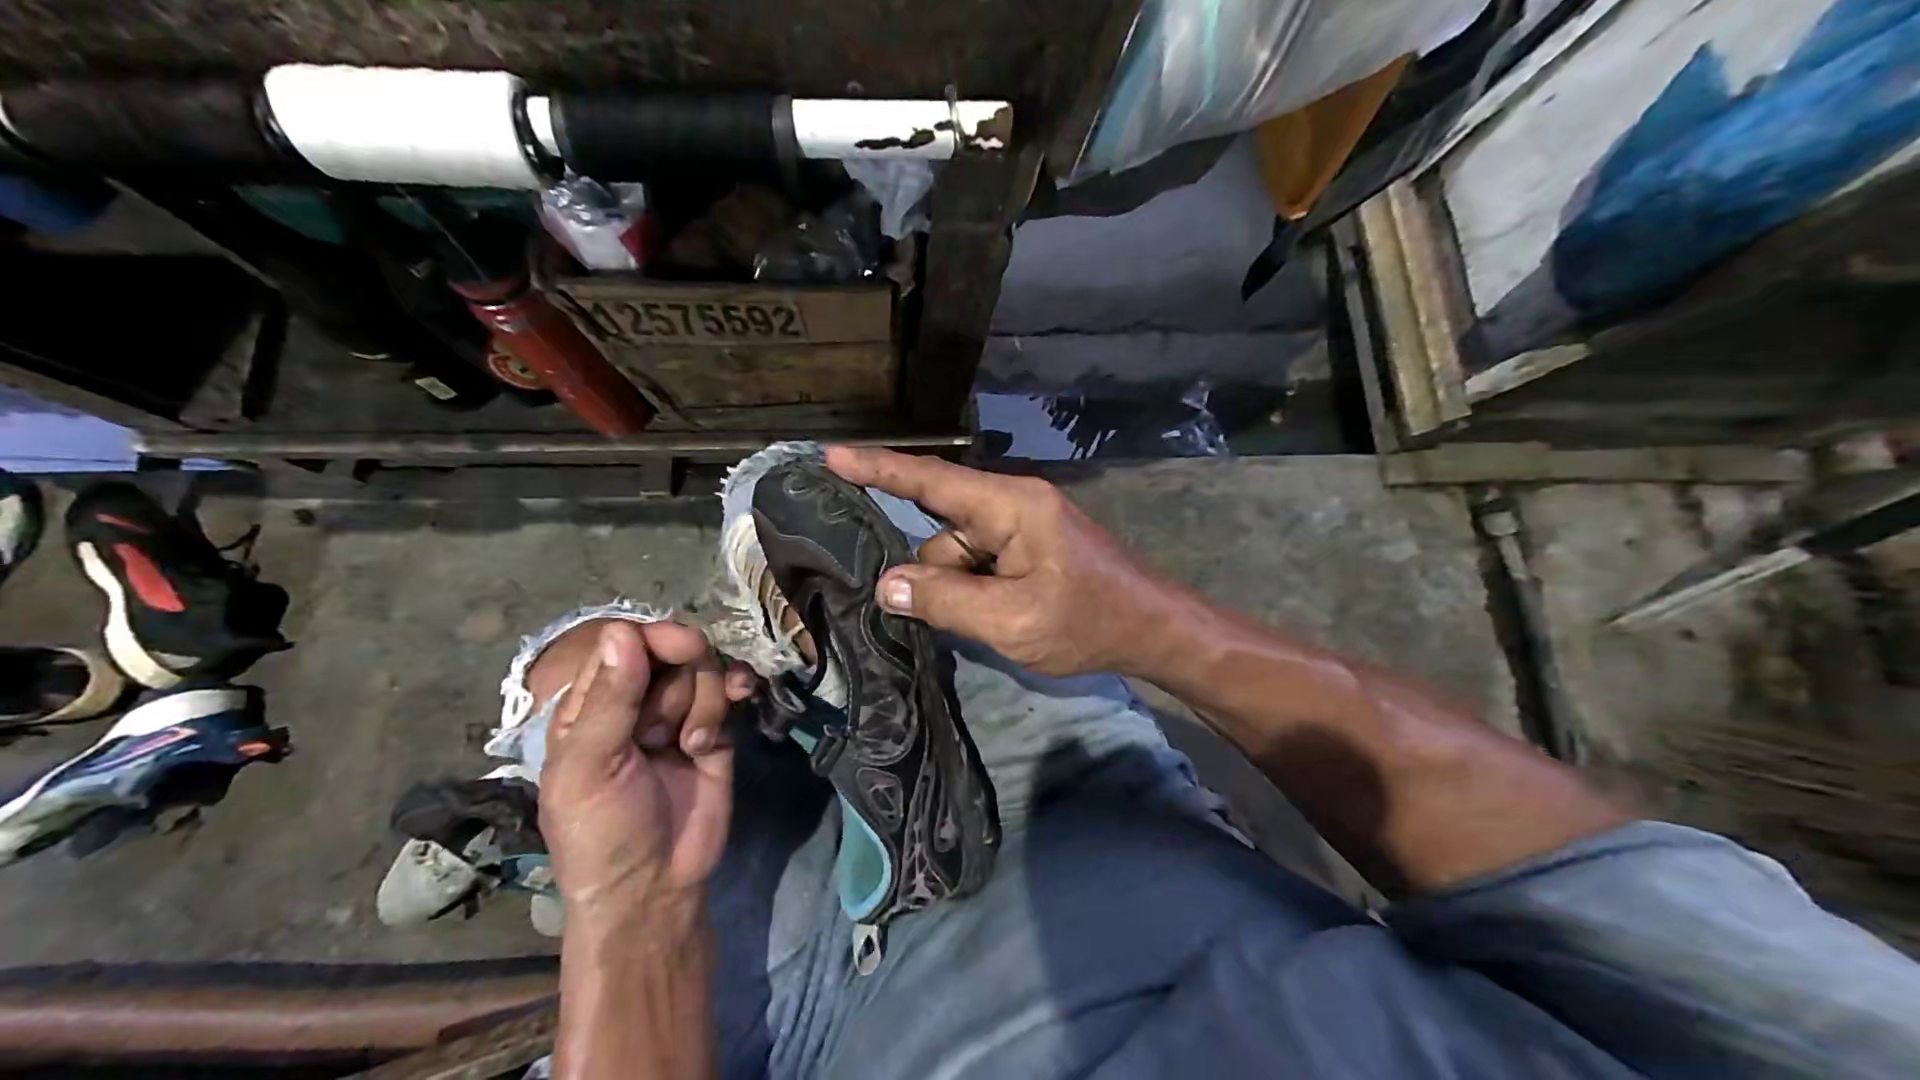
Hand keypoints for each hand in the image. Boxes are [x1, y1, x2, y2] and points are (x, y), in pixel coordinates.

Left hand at [539, 620, 754, 928]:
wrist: (655, 887)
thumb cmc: (603, 832)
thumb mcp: (589, 769)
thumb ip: (610, 699)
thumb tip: (621, 629)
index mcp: (590, 705)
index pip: (622, 645)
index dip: (654, 640)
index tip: (683, 647)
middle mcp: (635, 701)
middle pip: (670, 652)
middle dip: (679, 683)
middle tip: (664, 729)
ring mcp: (678, 714)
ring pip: (704, 669)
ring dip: (705, 700)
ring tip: (692, 746)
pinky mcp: (716, 730)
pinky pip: (730, 690)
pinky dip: (738, 686)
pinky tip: (742, 696)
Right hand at [825, 446, 1185, 676]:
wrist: (1152, 629)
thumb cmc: (1088, 621)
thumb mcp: (1011, 620)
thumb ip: (945, 601)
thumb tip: (886, 586)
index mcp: (1010, 505)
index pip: (931, 480)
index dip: (879, 468)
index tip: (832, 455)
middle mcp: (1011, 505)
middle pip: (942, 534)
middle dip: (940, 578)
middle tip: (974, 618)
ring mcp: (1020, 527)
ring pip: (957, 556)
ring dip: (962, 592)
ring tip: (1001, 622)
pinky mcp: (1027, 548)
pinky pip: (979, 564)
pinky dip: (976, 592)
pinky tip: (1002, 616)